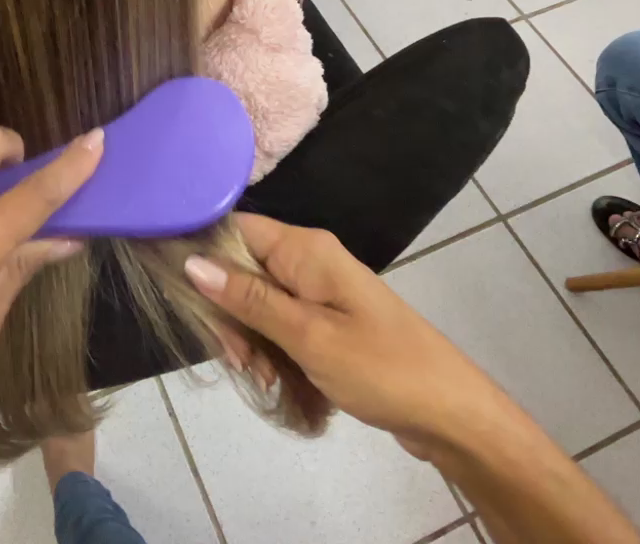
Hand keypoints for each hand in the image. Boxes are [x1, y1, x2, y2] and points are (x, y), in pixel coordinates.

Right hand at [184, 213, 513, 457]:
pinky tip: (276, 380)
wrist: (450, 412)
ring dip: (250, 339)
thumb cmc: (380, 367)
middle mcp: (308, 259)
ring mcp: (318, 290)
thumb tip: (191, 262)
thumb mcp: (307, 335)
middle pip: (242, 268)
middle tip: (239, 360)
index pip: (234, 228)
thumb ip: (247, 298)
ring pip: (257, 301)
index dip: (204, 254)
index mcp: (304, 248)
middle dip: (229, 313)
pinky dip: (271, 349)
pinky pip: (280, 323)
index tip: (189, 299)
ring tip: (262, 377)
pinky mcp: (326, 319)